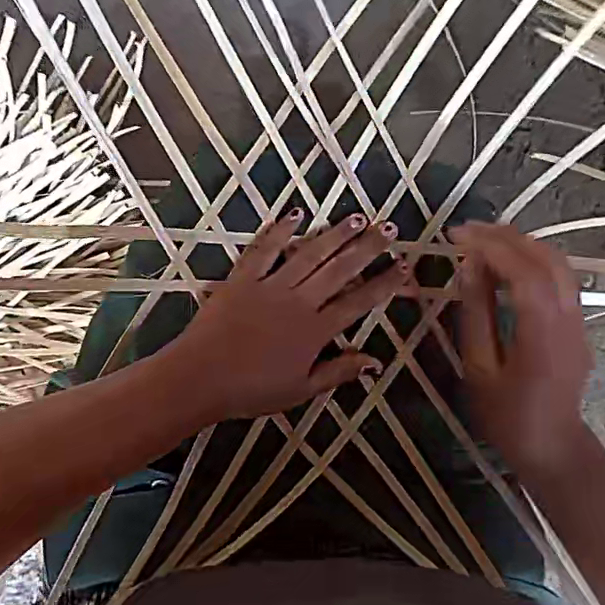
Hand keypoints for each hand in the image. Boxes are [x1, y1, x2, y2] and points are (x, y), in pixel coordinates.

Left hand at [161, 208, 413, 420]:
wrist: (200, 377)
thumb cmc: (251, 390)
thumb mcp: (300, 389)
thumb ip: (338, 372)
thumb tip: (375, 360)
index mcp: (314, 330)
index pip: (358, 302)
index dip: (384, 284)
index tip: (403, 267)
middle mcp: (298, 301)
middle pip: (339, 269)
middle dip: (367, 248)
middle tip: (388, 230)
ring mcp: (270, 285)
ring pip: (309, 254)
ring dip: (334, 234)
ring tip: (356, 218)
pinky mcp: (243, 278)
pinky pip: (265, 249)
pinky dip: (281, 231)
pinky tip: (296, 215)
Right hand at [449, 222, 592, 472]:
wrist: (553, 448)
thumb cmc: (507, 416)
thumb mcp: (478, 368)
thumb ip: (475, 314)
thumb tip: (467, 267)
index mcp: (543, 333)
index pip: (523, 272)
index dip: (490, 246)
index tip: (456, 236)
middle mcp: (569, 319)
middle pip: (545, 258)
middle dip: (505, 236)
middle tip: (465, 230)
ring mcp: (578, 319)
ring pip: (557, 263)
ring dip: (521, 243)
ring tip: (482, 238)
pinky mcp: (576, 322)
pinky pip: (559, 277)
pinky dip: (532, 258)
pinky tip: (505, 261)